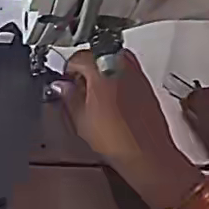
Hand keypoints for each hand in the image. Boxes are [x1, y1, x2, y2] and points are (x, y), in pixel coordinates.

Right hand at [62, 49, 195, 201]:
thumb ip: (68, 96)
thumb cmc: (119, 140)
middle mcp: (121, 65)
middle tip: (78, 87)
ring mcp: (136, 73)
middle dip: (85, 69)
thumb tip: (61, 86)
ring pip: (112, 60)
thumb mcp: (81, 119)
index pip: (78, 57)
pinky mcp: (145, 83)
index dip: (67, 71)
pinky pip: (126, 70)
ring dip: (101, 71)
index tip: (65, 81)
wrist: (147, 154)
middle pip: (96, 54)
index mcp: (101, 69)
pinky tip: (111, 98)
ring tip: (95, 93)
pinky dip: (116, 77)